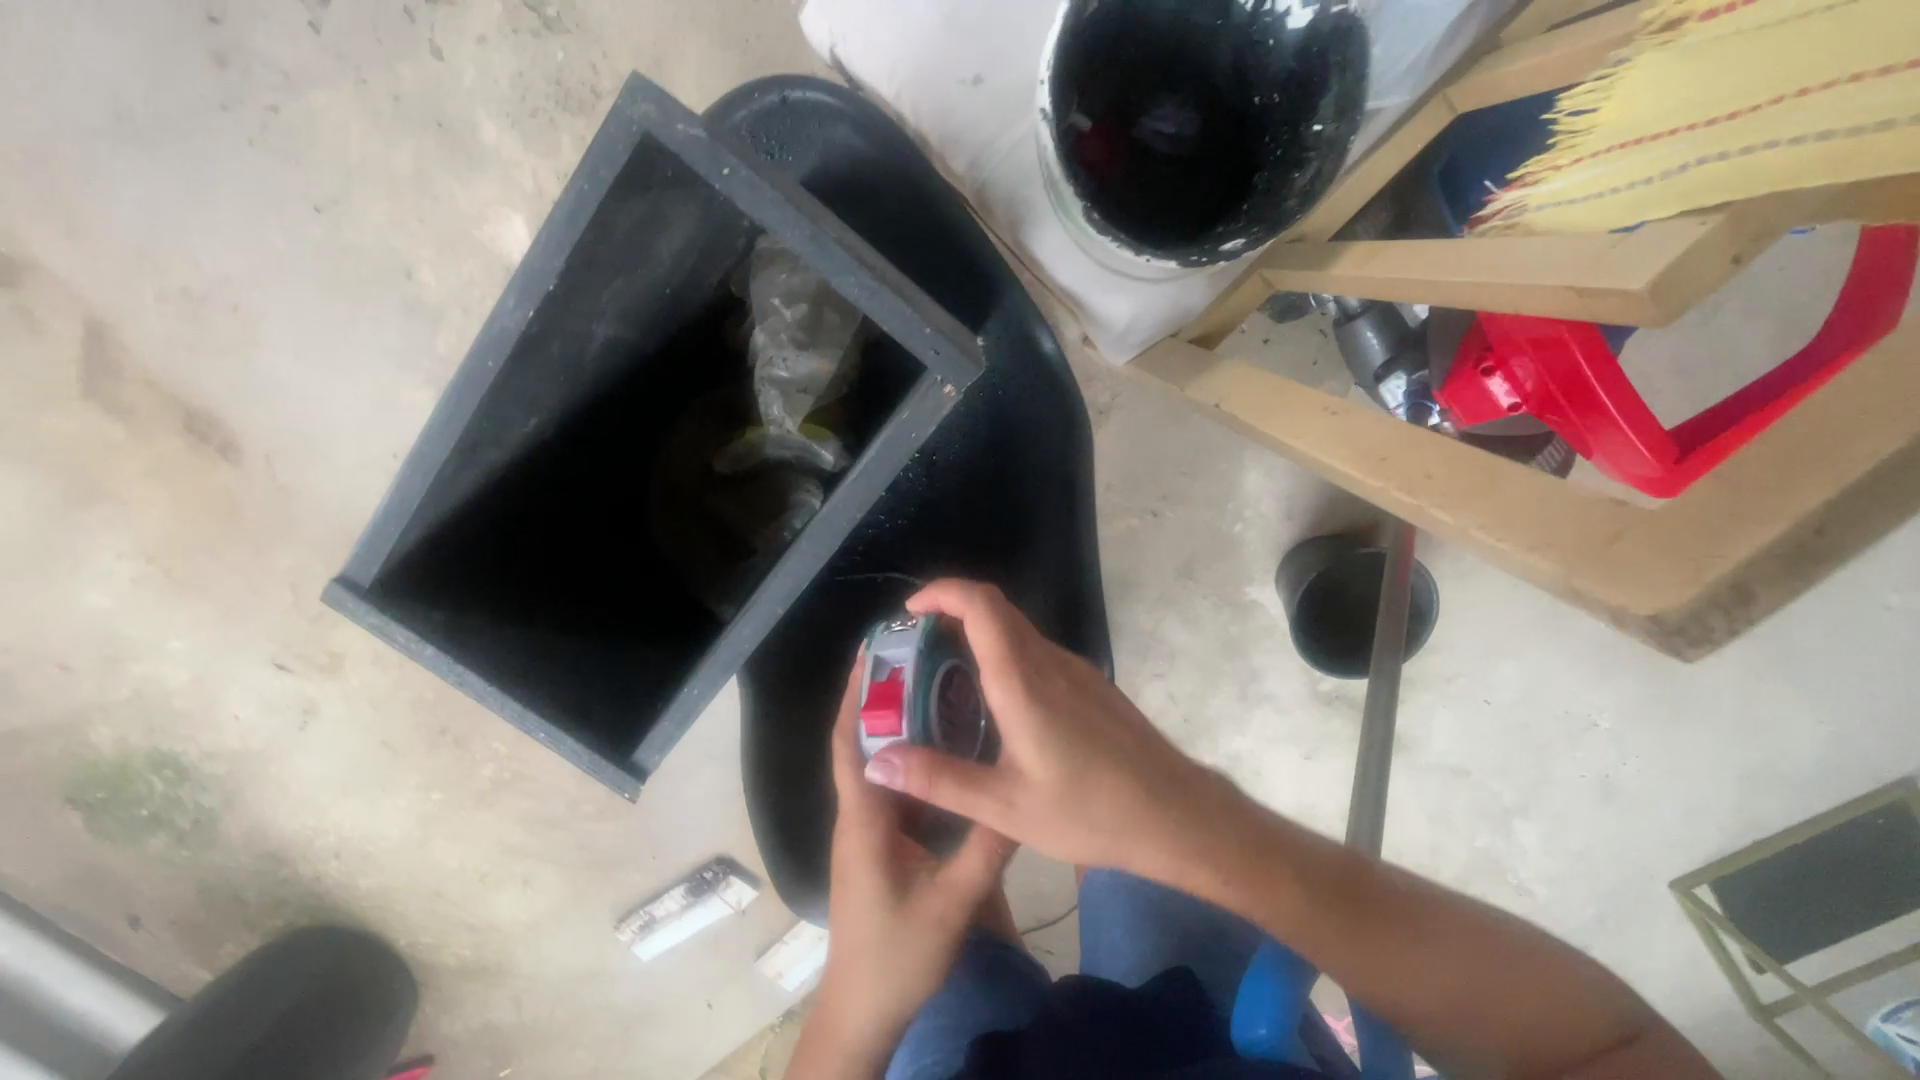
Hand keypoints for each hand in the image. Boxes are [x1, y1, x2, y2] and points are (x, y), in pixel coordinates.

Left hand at [799, 648, 1015, 1075]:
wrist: (864, 1009)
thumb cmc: (899, 954)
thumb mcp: (953, 902)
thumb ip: (987, 847)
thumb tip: (1022, 793)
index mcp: (864, 819)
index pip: (850, 742)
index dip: (859, 695)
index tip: (878, 652)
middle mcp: (857, 815)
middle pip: (858, 743)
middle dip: (879, 698)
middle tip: (918, 657)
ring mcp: (866, 832)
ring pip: (875, 765)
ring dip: (894, 725)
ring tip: (934, 687)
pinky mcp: (879, 846)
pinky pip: (891, 790)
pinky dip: (910, 760)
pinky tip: (943, 749)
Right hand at [861, 580, 1247, 881]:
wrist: (1177, 817)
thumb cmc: (1091, 811)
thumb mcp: (1005, 806)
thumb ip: (938, 779)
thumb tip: (876, 761)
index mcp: (1024, 681)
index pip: (982, 605)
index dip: (943, 593)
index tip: (910, 614)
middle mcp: (1051, 663)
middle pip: (997, 612)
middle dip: (951, 617)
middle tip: (914, 656)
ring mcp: (1077, 673)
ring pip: (1019, 635)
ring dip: (979, 641)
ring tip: (946, 686)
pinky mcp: (1093, 689)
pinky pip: (1039, 657)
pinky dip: (1006, 661)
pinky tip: (997, 712)